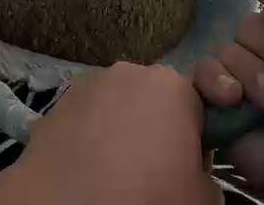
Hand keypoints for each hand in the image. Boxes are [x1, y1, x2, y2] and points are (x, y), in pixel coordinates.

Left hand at [0, 62, 215, 204]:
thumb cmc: (149, 198)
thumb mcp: (204, 200)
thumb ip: (206, 174)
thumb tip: (193, 172)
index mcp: (173, 86)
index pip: (196, 105)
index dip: (196, 138)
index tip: (188, 167)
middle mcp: (130, 72)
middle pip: (153, 100)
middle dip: (155, 128)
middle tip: (153, 172)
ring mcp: (89, 83)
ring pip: (116, 106)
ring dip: (120, 129)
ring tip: (115, 173)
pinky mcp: (57, 101)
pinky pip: (86, 118)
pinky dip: (89, 136)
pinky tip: (88, 169)